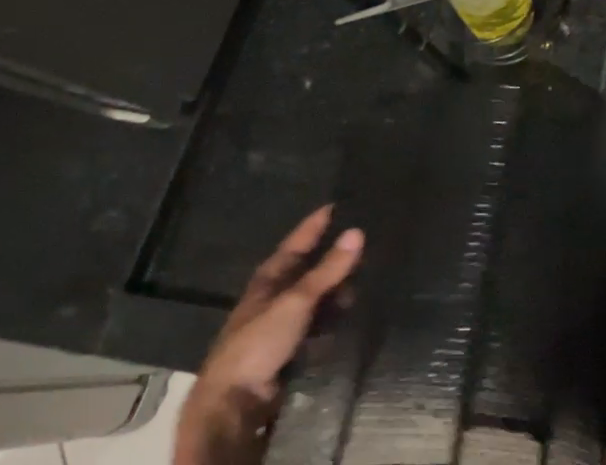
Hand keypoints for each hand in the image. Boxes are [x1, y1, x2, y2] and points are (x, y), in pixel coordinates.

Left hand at [177, 206, 362, 464]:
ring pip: (318, 297)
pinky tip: (355, 314)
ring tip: (371, 279)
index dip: (317, 223)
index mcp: (270, 277)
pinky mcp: (292, 346)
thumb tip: (357, 231)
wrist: (234, 401)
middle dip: (336, 258)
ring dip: (339, 291)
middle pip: (310, 268)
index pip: (298, 241)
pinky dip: (336, 317)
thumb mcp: (296, 300)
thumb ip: (328, 269)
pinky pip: (321, 323)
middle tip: (369, 242)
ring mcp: (283, 322)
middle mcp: (275, 295)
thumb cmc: (259, 341)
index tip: (341, 204)